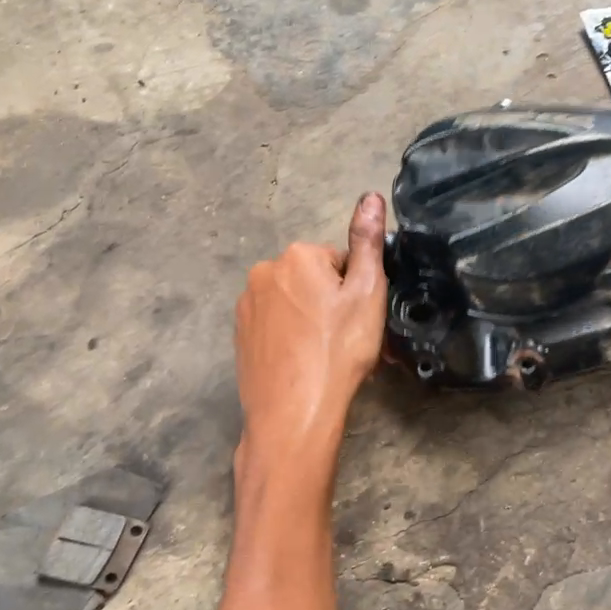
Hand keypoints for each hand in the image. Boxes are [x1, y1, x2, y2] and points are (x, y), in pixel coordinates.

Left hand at [233, 193, 387, 498]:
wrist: (294, 413)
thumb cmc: (338, 351)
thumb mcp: (367, 293)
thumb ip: (367, 242)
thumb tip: (370, 196)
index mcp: (297, 256)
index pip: (342, 261)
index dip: (359, 290)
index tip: (363, 319)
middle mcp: (264, 271)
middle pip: (317, 280)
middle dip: (336, 305)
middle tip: (353, 341)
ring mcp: (247, 305)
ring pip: (297, 304)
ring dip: (317, 322)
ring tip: (333, 357)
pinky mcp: (240, 336)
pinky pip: (278, 326)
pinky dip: (295, 339)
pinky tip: (308, 365)